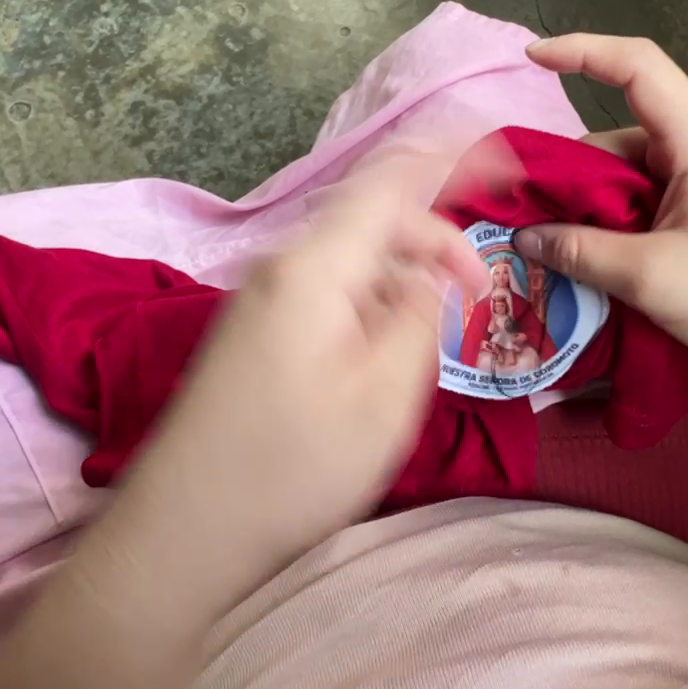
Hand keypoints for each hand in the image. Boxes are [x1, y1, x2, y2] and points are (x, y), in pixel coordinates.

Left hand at [132, 153, 487, 562]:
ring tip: (439, 328)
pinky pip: (331, 290)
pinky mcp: (258, 331)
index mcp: (314, 268)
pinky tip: (389, 349)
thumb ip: (419, 318)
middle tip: (479, 294)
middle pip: (373, 220)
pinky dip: (375, 301)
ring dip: (405, 277)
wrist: (183, 532)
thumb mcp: (384, 397)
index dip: (450, 157)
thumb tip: (430, 275)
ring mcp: (264, 299)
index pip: (390, 181)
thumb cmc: (292, 470)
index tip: (504, 162)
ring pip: (353, 259)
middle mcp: (283, 267)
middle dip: (435, 241)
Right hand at [515, 34, 687, 379]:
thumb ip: (580, 252)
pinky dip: (612, 223)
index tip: (532, 59)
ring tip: (558, 250)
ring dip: (590, 206)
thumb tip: (523, 238)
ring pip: (626, 175)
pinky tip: (592, 257)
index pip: (638, 66)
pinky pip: (643, 201)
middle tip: (527, 216)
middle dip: (570, 170)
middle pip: (618, 135)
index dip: (583, 51)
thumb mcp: (651, 277)